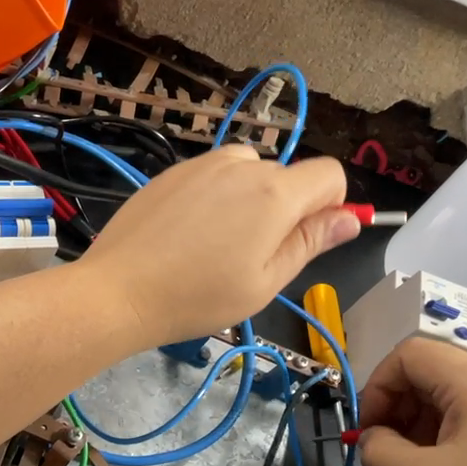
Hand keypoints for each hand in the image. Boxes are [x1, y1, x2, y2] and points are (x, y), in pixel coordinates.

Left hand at [73, 147, 359, 348]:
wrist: (116, 294)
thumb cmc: (193, 299)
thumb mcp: (262, 284)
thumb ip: (308, 245)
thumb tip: (349, 218)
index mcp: (275, 194)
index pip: (329, 176)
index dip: (327, 207)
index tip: (302, 239)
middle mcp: (242, 167)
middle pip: (284, 176)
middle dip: (279, 210)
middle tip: (243, 258)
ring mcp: (200, 166)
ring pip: (244, 172)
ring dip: (242, 200)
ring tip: (210, 247)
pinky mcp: (168, 175)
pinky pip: (206, 178)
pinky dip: (207, 199)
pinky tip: (181, 238)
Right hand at [355, 339, 466, 465]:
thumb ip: (379, 453)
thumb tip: (370, 440)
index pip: (409, 355)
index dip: (377, 387)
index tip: (370, 428)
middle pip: (430, 374)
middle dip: (397, 411)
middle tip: (387, 452)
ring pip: (452, 395)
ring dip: (420, 426)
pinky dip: (450, 433)